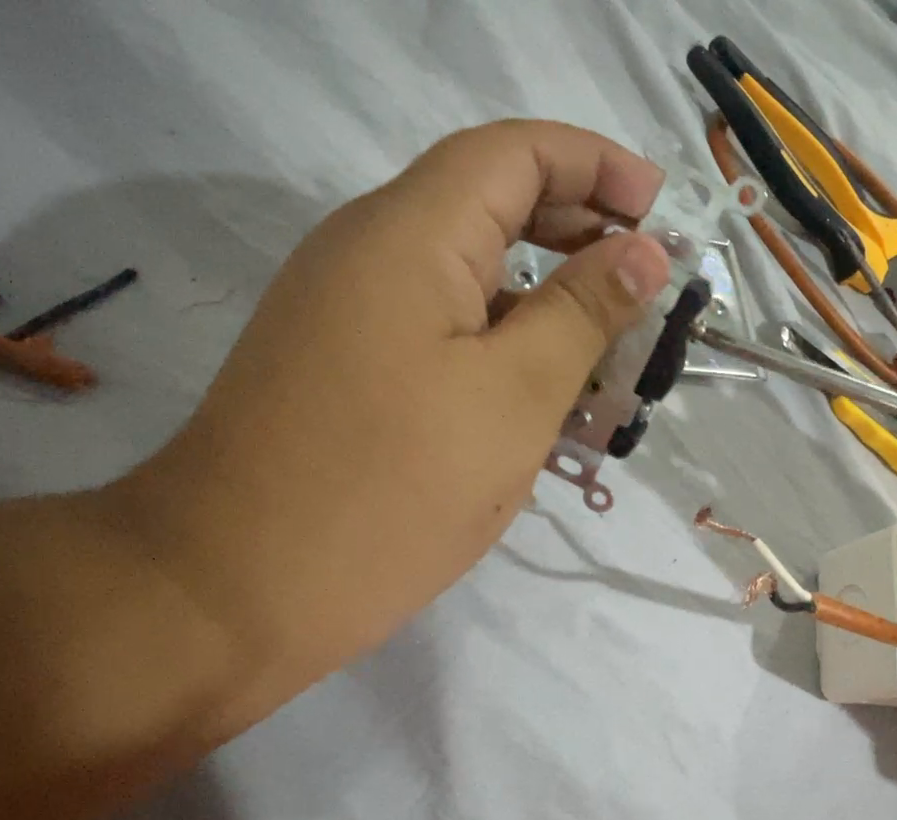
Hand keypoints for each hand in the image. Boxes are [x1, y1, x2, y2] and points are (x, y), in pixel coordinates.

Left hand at [112, 121, 671, 713]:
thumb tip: (643, 251)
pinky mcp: (346, 369)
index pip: (515, 153)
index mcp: (409, 235)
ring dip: (546, 299)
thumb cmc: (390, 489)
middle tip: (648, 285)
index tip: (663, 209)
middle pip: (490, 204)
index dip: (598, 164)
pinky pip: (441, 331)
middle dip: (580, 229)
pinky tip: (548, 399)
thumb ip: (583, 314)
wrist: (232, 590)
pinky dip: (504, 346)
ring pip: (469, 277)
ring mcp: (349, 314)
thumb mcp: (514, 398)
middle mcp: (369, 253)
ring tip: (614, 351)